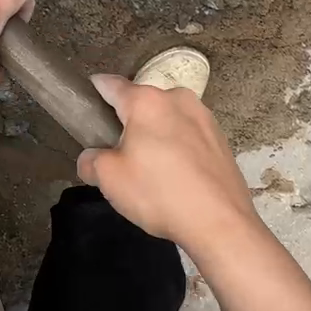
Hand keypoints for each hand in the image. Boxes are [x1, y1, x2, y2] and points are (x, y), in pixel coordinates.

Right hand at [75, 74, 257, 246]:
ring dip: (156, 133)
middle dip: (129, 120)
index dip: (94, 90)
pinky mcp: (222, 139)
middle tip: (120, 150)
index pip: (111, 84)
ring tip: (152, 167)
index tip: (87, 102)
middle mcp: (177, 99)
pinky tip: (177, 176)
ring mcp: (204, 117)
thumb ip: (91, 161)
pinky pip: (189, 135)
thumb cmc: (159, 193)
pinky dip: (179, 147)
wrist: (222, 225)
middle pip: (142, 102)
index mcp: (146, 101)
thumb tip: (90, 159)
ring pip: (168, 118)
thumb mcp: (109, 179)